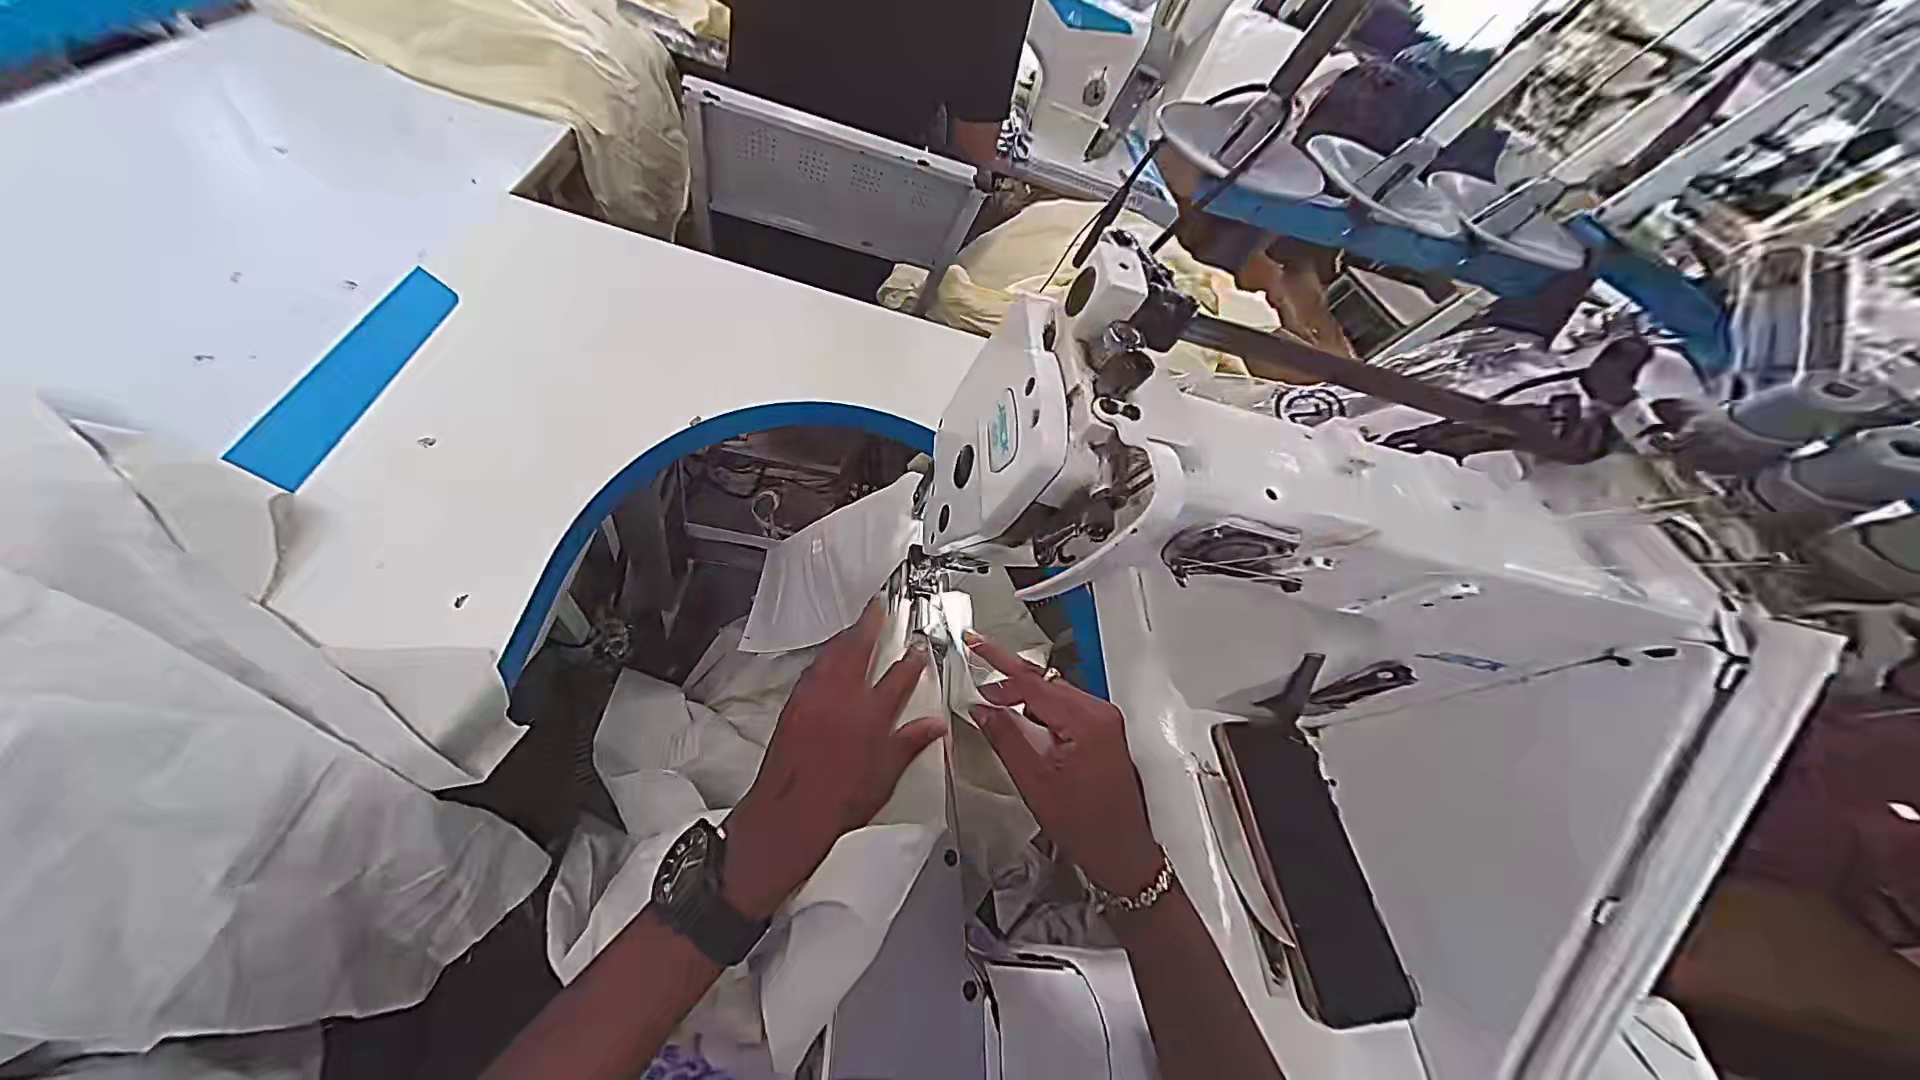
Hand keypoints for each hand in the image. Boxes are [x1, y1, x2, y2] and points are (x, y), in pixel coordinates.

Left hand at [721, 601, 946, 920]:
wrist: (789, 814)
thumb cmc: (836, 801)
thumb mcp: (885, 775)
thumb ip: (910, 742)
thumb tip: (933, 726)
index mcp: (871, 715)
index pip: (899, 676)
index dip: (912, 660)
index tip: (917, 650)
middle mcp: (843, 699)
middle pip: (859, 648)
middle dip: (871, 623)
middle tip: (878, 605)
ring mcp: (816, 698)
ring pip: (833, 653)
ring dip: (846, 635)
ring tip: (856, 623)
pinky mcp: (795, 704)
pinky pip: (813, 668)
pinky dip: (825, 655)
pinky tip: (828, 656)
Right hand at [966, 632, 1163, 896]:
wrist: (1123, 856)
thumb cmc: (1090, 828)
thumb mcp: (1035, 783)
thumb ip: (1006, 739)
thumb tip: (984, 710)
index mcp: (1085, 721)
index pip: (1032, 680)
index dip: (998, 660)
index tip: (976, 644)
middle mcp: (1100, 714)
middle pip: (1044, 683)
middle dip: (1008, 685)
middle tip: (979, 693)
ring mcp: (1104, 722)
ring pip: (1053, 695)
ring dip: (1024, 699)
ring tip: (997, 711)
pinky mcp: (1103, 731)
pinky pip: (1065, 708)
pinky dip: (1040, 712)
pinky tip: (1023, 726)